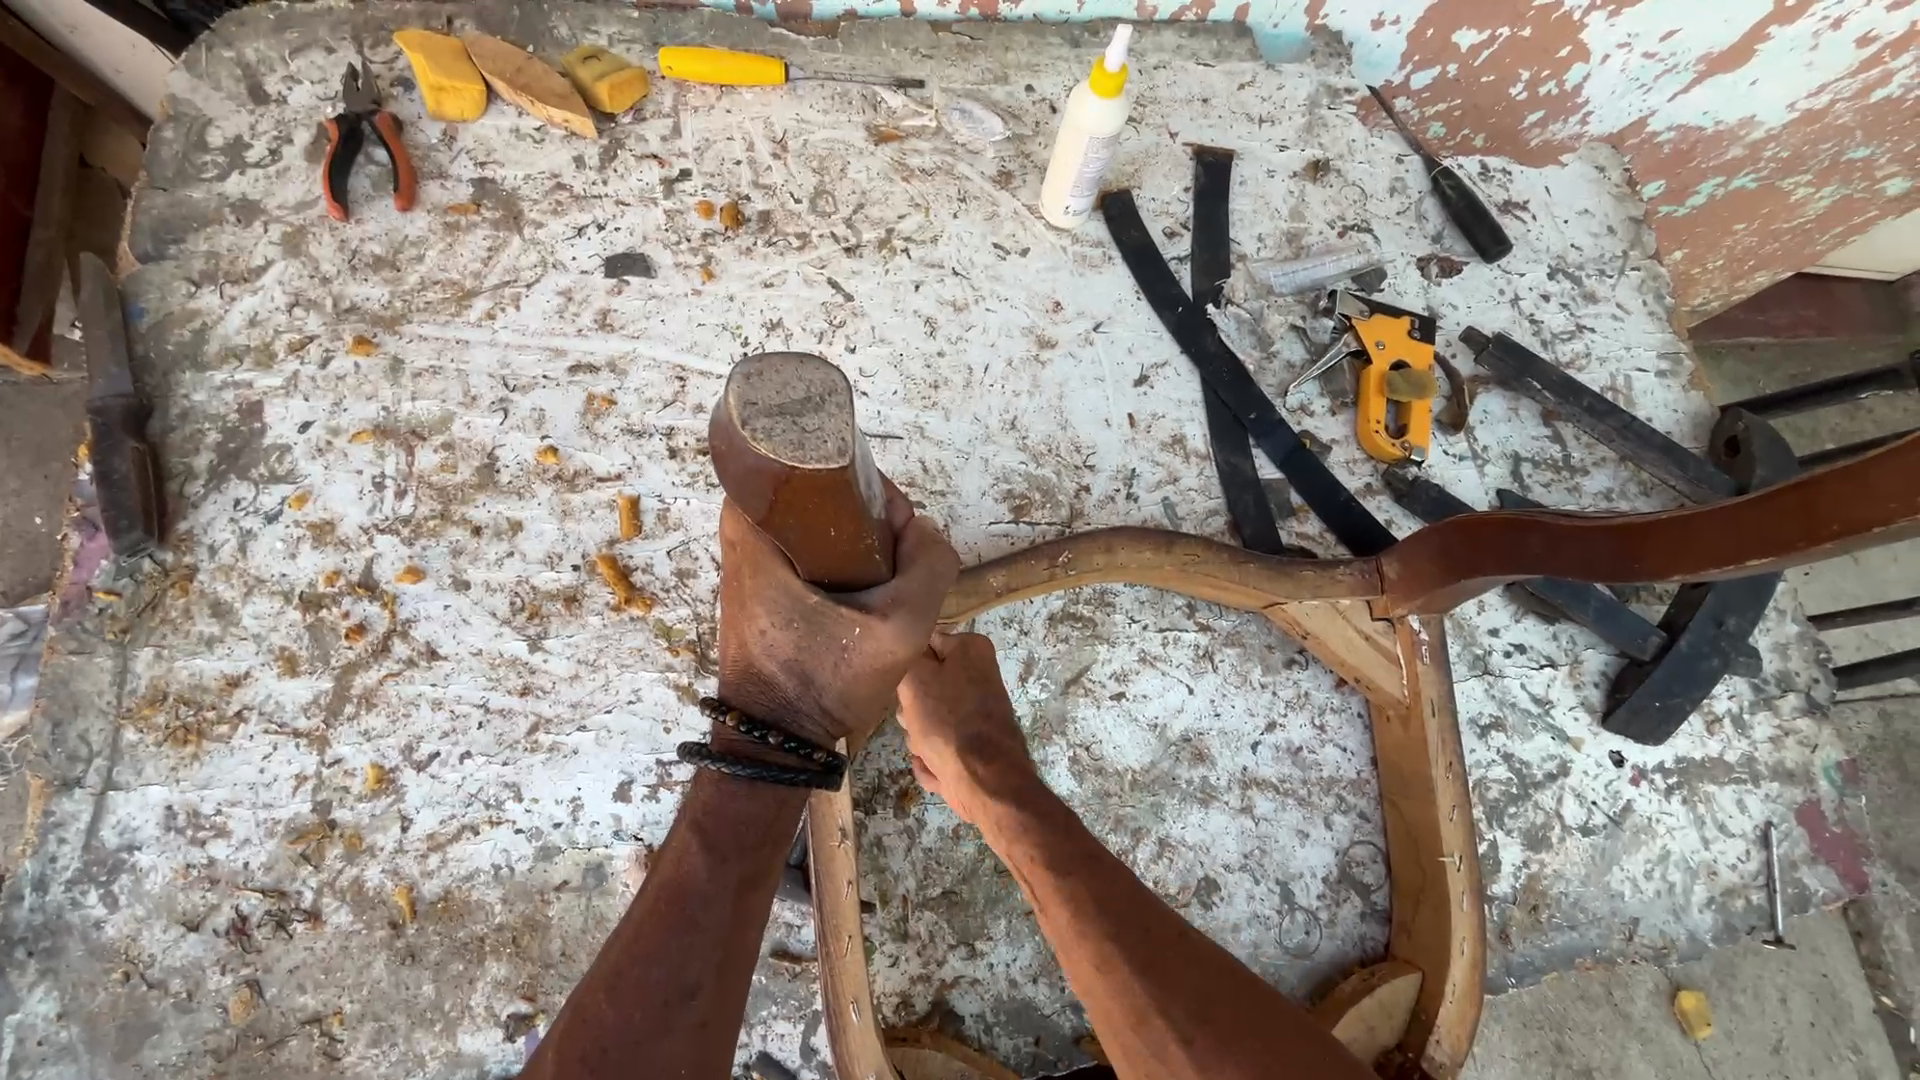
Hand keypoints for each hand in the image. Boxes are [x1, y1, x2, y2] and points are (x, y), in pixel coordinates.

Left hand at [716, 482, 959, 748]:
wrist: (776, 743)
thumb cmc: (827, 681)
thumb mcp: (901, 626)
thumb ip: (931, 564)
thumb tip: (921, 528)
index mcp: (756, 524)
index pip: (821, 466)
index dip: (873, 491)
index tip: (896, 531)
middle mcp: (740, 532)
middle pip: (821, 493)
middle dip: (868, 517)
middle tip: (895, 557)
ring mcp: (745, 559)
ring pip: (817, 523)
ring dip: (857, 542)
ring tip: (883, 577)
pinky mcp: (755, 585)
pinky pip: (807, 550)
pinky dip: (838, 561)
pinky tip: (862, 592)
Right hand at [896, 631, 1039, 822]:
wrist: (984, 782)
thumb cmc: (948, 721)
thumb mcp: (916, 677)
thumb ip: (907, 656)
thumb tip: (908, 652)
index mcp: (971, 650)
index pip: (924, 645)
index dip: (908, 667)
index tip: (903, 685)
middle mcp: (978, 678)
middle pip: (924, 687)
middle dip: (912, 709)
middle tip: (914, 719)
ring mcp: (975, 715)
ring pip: (927, 720)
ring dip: (919, 738)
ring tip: (928, 747)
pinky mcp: (972, 747)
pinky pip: (937, 748)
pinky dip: (933, 760)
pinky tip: (937, 767)